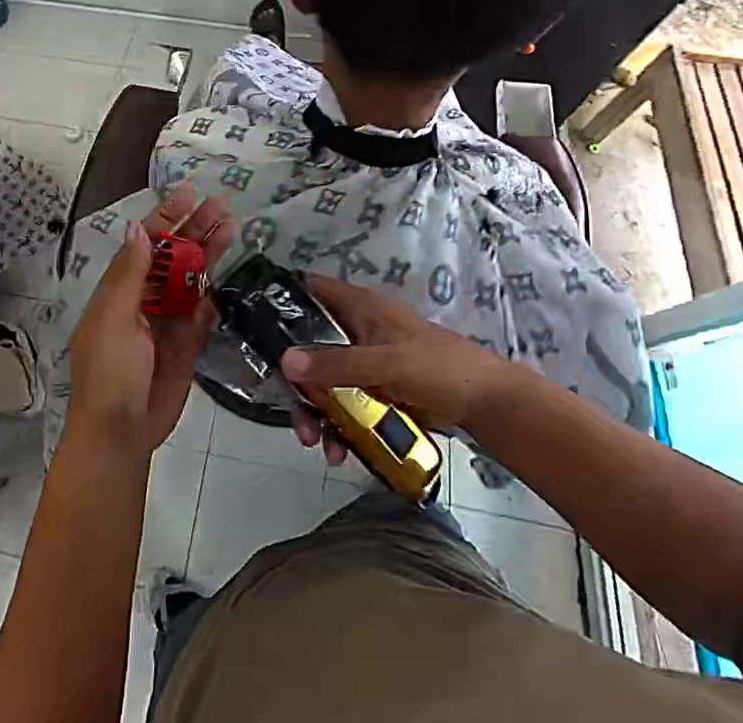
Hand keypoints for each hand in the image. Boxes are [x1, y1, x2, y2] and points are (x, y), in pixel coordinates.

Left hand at [64, 185, 232, 456]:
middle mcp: (145, 299)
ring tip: (233, 228)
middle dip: (196, 229)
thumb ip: (129, 275)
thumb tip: (137, 228)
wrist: (122, 432)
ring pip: (192, 279)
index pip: (146, 244)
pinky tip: (227, 277)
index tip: (189, 193)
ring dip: (210, 254)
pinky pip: (203, 312)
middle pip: (174, 256)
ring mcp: (167, 321)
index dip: (166, 217)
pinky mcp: (186, 343)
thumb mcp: (113, 320)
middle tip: (223, 206)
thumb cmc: (109, 374)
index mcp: (122, 290)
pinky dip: (213, 295)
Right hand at [283, 275, 523, 463]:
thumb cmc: (437, 368)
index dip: (284, 300)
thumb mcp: (385, 363)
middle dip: (298, 383)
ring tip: (318, 444)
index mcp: (361, 307)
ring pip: (325, 381)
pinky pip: (345, 405)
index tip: (258, 325)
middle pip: (311, 347)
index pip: (313, 290)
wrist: (484, 402)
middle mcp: (357, 330)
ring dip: (317, 412)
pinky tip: (339, 452)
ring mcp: (367, 362)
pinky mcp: (377, 390)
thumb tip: (285, 362)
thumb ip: (336, 363)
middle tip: (294, 414)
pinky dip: (337, 425)